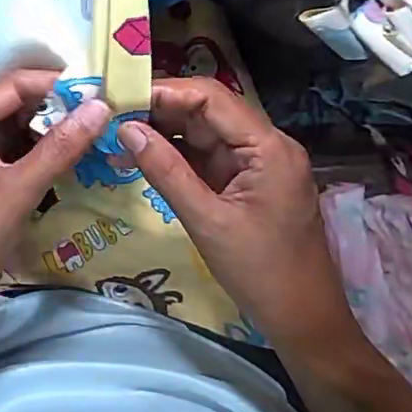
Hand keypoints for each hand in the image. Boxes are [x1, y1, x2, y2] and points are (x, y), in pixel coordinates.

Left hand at [0, 70, 110, 336]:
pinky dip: (49, 155)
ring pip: (24, 132)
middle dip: (60, 107)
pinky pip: (23, 156)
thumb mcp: (19, 189)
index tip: (100, 89)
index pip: (13, 86)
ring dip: (58, 132)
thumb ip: (60, 146)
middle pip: (19, 106)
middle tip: (108, 111)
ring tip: (102, 132)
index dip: (56, 83)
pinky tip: (81, 158)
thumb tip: (100, 106)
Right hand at [118, 78, 366, 359]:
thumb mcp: (206, 220)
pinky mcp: (242, 181)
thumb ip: (165, 170)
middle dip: (156, 110)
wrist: (303, 320)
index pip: (210, 98)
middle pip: (204, 110)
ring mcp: (253, 163)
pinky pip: (201, 156)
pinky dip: (170, 155)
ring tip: (114, 137)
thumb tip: (125, 128)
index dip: (163, 91)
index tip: (119, 98)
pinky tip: (136, 157)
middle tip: (108, 116)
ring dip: (159, 132)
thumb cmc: (261, 272)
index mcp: (267, 147)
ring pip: (199, 132)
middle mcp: (263, 145)